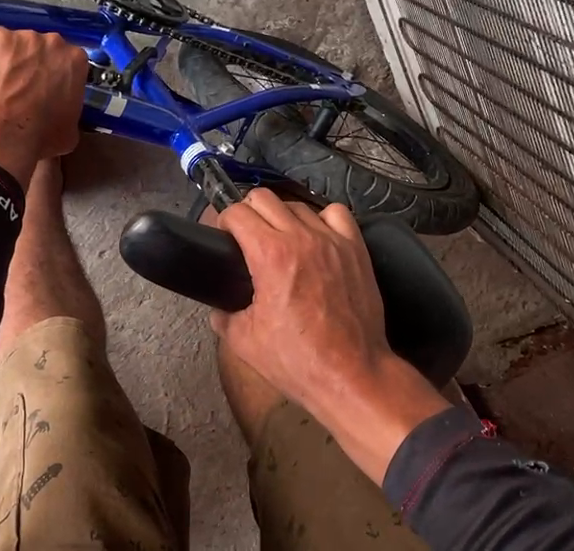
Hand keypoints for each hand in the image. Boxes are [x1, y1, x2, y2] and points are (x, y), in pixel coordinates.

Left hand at [0, 27, 87, 179]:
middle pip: (42, 48)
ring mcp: (22, 37)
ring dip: (10, 60)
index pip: (68, 61)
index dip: (55, 75)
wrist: (0, 136)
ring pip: (16, 45)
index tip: (46, 87)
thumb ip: (70, 110)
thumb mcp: (70, 131)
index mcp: (75, 60)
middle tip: (21, 87)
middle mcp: (53, 42)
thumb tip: (63, 113)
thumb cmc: (38, 137)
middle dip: (34, 64)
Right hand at [210, 188, 448, 482]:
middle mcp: (300, 237)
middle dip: (248, 213)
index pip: (236, 212)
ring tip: (281, 241)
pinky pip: (335, 213)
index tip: (224, 239)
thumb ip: (223, 315)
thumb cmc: (297, 361)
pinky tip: (316, 238)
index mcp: (269, 254)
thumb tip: (219, 307)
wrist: (352, 376)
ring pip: (297, 204)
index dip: (224, 223)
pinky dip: (321, 219)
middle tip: (247, 239)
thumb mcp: (244, 342)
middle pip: (263, 198)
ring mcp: (331, 239)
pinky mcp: (355, 248)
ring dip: (282, 217)